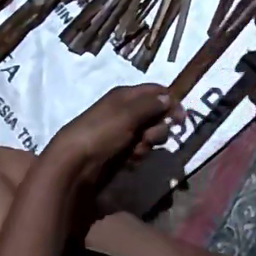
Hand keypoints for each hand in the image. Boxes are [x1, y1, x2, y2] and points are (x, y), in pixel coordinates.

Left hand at [45, 84, 182, 183]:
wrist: (74, 164)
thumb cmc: (101, 133)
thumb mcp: (127, 114)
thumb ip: (150, 105)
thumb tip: (169, 97)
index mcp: (125, 96)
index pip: (156, 91)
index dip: (171, 102)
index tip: (181, 120)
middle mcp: (125, 112)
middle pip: (156, 116)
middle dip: (157, 129)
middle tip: (146, 138)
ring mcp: (122, 132)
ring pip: (149, 136)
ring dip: (147, 145)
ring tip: (133, 152)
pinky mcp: (120, 151)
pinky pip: (139, 150)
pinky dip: (137, 156)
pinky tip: (128, 161)